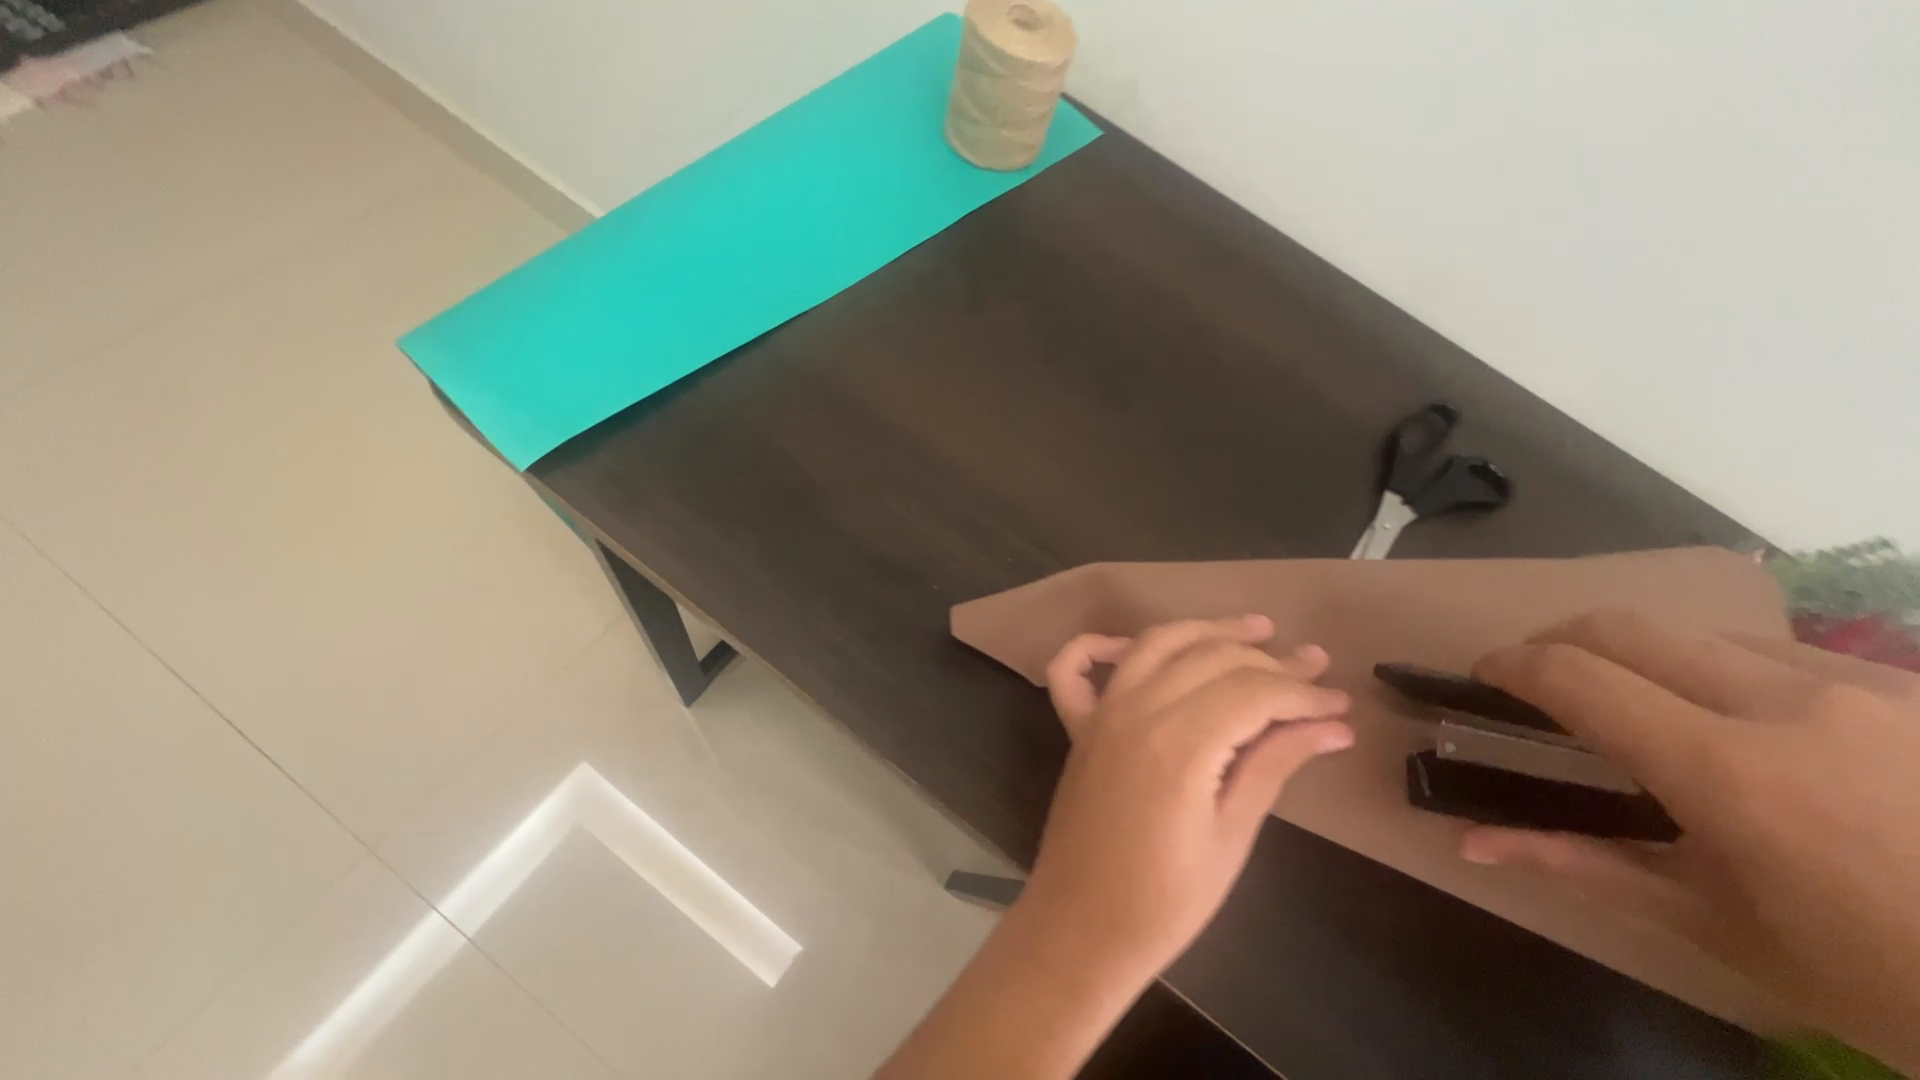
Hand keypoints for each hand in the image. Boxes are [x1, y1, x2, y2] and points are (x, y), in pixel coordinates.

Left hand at [1021, 616, 1353, 981]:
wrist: (1082, 929)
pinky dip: (1096, 646)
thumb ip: (1274, 765)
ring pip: (1156, 646)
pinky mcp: (1078, 730)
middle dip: (1268, 660)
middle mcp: (1136, 711)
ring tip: (1255, 630)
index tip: (1341, 704)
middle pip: (1211, 658)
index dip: (1303, 694)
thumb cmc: (1167, 900)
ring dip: (1205, 631)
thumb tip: (1333, 726)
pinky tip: (1127, 644)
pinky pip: (1072, 670)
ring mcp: (1100, 716)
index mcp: (1180, 742)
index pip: (1254, 692)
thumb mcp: (1232, 835)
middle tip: (1315, 666)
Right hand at [1462, 610, 1919, 1070]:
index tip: (1484, 674)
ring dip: (1646, 659)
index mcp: (1728, 772)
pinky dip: (1728, 672)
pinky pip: (1785, 653)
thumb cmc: (1873, 976)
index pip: (1578, 677)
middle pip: (1628, 628)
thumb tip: (1469, 841)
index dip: (1511, 665)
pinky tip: (1749, 725)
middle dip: (1559, 640)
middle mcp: (1791, 705)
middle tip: (1537, 678)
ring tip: (1645, 710)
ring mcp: (1865, 688)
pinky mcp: (1913, 689)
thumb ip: (1582, 862)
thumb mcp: (1713, 924)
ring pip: (1704, 634)